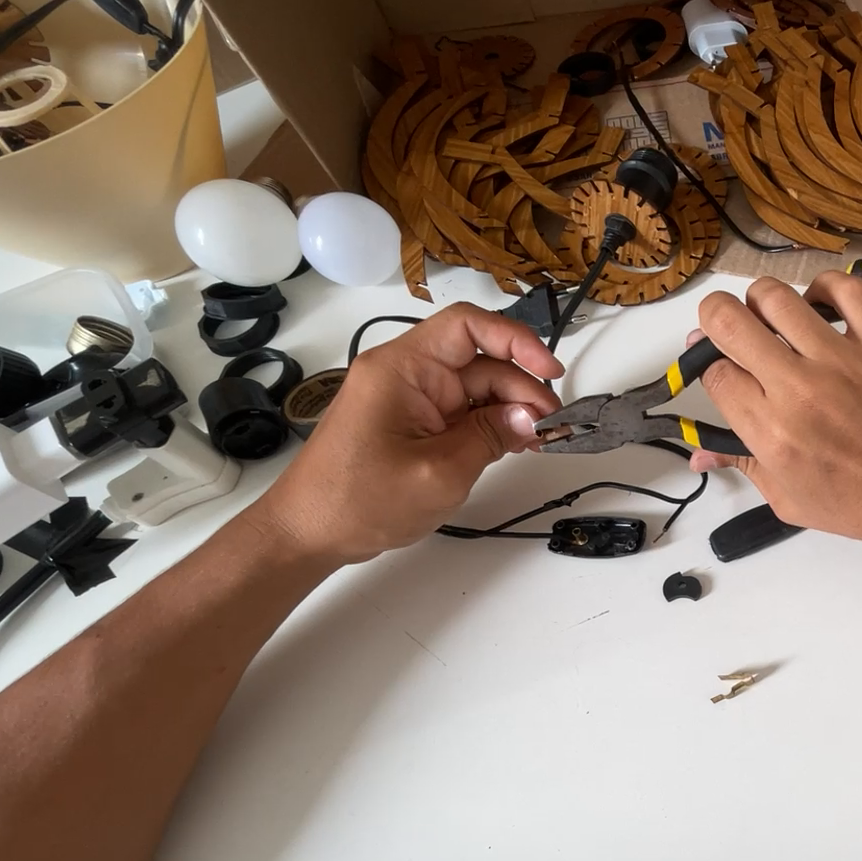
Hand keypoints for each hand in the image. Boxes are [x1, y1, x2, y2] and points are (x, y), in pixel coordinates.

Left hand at [250, 303, 563, 564]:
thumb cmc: (360, 501)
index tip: (551, 371)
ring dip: (513, 410)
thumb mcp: (440, 472)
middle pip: (482, 362)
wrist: (310, 533)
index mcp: (402, 369)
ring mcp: (414, 399)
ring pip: (480, 388)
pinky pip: (467, 411)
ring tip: (539, 439)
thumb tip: (530, 417)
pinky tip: (517, 443)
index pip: (468, 327)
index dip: (516, 340)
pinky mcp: (419, 422)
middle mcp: (408, 374)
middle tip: (552, 425)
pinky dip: (495, 425)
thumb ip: (491, 437)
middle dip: (522, 389)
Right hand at [690, 274, 861, 551]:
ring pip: (775, 296)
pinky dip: (823, 289)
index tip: (715, 364)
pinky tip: (820, 307)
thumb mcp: (791, 500)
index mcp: (772, 433)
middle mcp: (799, 389)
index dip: (705, 363)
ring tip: (774, 320)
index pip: (714, 373)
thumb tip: (702, 451)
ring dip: (761, 302)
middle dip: (715, 320)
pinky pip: (844, 289)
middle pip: (727, 320)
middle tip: (729, 331)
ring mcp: (842, 359)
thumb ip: (743, 466)